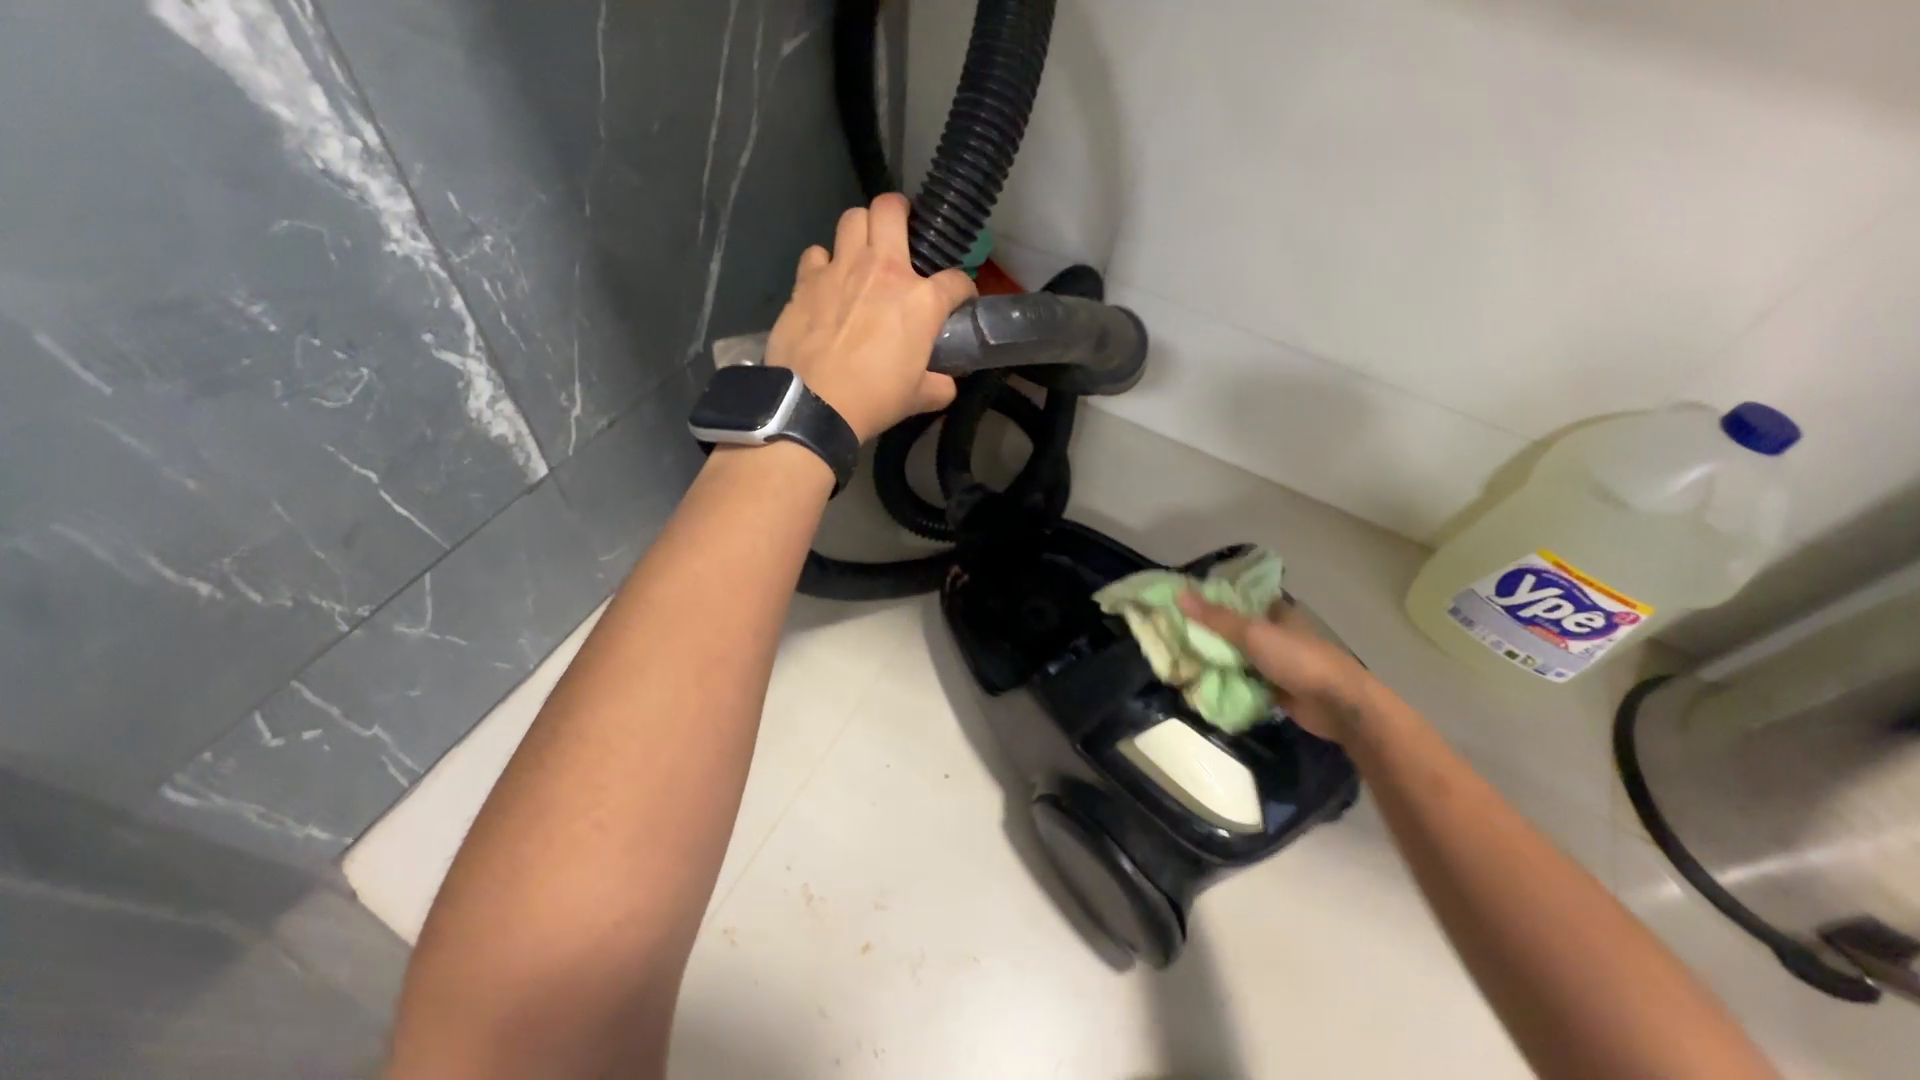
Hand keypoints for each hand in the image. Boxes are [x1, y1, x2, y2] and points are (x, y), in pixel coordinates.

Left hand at [764, 194, 976, 442]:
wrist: (814, 405)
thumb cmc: (874, 399)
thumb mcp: (917, 398)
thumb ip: (937, 384)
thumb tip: (945, 383)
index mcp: (921, 300)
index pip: (957, 281)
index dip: (964, 289)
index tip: (959, 299)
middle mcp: (883, 270)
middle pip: (892, 210)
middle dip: (900, 211)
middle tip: (901, 228)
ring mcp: (841, 269)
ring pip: (852, 218)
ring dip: (861, 229)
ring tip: (862, 248)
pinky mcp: (806, 280)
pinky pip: (816, 254)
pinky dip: (822, 263)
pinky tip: (825, 280)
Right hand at [1178, 593, 1374, 743]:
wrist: (1338, 705)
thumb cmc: (1298, 660)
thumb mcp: (1253, 634)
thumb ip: (1216, 618)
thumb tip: (1178, 594)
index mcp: (1276, 613)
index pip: (1239, 600)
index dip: (1212, 600)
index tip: (1181, 604)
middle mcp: (1275, 634)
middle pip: (1235, 630)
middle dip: (1208, 634)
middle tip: (1172, 635)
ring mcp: (1276, 664)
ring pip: (1237, 658)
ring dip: (1215, 661)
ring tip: (1178, 660)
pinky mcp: (1275, 689)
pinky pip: (1243, 682)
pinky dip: (1226, 683)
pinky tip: (1200, 684)